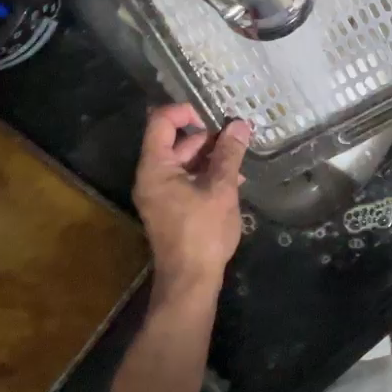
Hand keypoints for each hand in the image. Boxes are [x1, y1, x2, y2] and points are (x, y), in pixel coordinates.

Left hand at [132, 104, 250, 301]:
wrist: (190, 279)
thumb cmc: (203, 232)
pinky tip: (233, 181)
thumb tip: (239, 125)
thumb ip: (229, 154)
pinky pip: (186, 181)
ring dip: (210, 158)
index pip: (161, 122)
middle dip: (205, 138)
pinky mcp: (170, 209)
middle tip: (235, 139)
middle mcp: (151, 177)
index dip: (184, 112)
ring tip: (239, 161)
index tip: (212, 116)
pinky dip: (206, 176)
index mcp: (155, 168)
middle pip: (174, 142)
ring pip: (183, 163)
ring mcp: (159, 194)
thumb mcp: (221, 189)